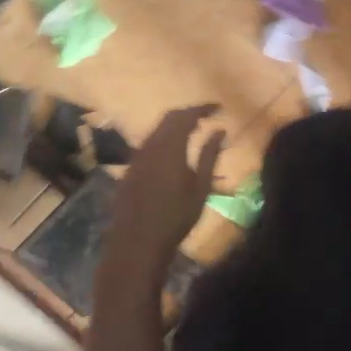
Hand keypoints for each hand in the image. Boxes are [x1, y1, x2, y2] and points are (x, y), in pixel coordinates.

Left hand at [106, 104, 226, 274]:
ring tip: (193, 131)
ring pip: (156, 130)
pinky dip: (164, 138)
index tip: (218, 108)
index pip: (186, 116)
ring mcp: (137, 158)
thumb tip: (220, 130)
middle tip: (206, 116)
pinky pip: (149, 144)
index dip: (202, 108)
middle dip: (188, 113)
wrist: (137, 243)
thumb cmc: (176, 217)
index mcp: (169, 147)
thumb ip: (210, 155)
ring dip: (175, 125)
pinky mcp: (130, 170)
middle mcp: (150, 146)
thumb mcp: (201, 187)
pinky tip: (173, 152)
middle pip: (168, 118)